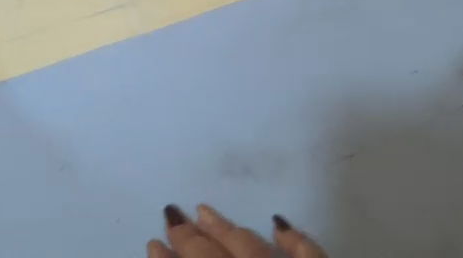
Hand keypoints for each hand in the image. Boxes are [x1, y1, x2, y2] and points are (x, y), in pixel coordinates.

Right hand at [148, 204, 326, 257]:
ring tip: (207, 209)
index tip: (154, 240)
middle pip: (216, 252)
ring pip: (252, 244)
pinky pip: (308, 252)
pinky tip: (279, 223)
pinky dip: (293, 238)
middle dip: (191, 235)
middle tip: (173, 214)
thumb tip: (167, 255)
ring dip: (227, 228)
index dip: (170, 254)